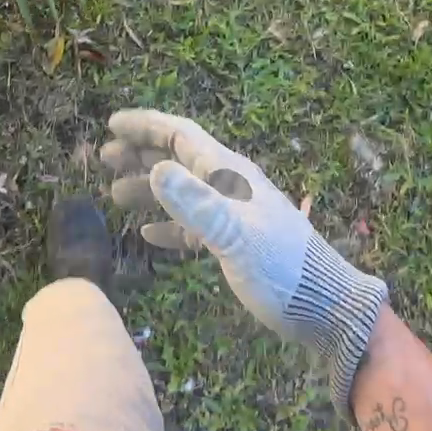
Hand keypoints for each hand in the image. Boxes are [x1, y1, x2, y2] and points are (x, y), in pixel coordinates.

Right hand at [101, 109, 387, 413]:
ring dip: (149, 188)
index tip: (112, 123)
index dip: (145, 125)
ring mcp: (232, 213)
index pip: (180, 134)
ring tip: (115, 193)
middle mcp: (229, 184)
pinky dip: (169, 223)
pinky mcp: (235, 242)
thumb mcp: (234, 235)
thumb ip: (196, 203)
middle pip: (178, 157)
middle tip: (105, 158)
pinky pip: (193, 223)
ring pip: (183, 189)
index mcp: (229, 172)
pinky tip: (148, 234)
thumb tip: (156, 169)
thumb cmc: (281, 268)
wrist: (326, 307)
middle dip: (141, 153)